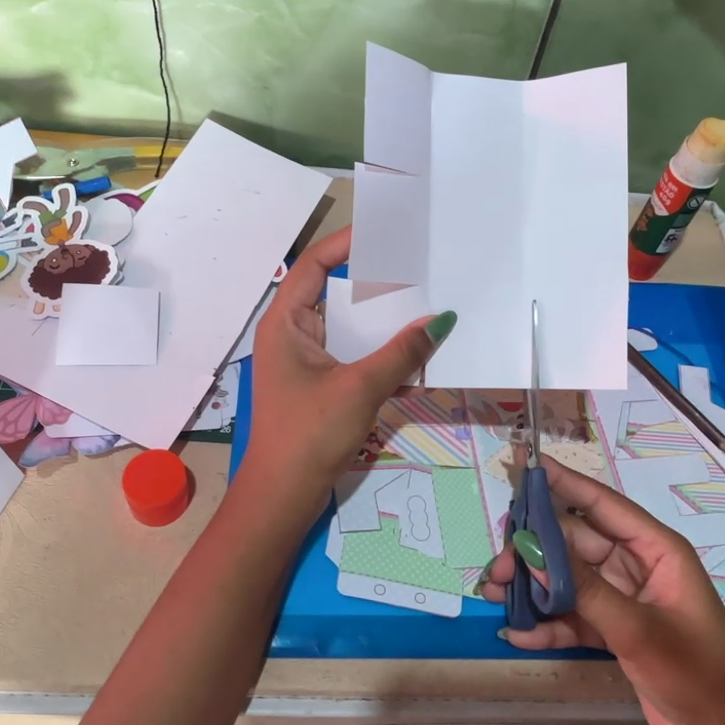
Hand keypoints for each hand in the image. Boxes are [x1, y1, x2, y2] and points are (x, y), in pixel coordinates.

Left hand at [242, 227, 453, 524]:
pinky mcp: (318, 383)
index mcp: (285, 323)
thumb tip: (441, 320)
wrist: (284, 494)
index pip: (314, 264)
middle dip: (372, 279)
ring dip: (379, 318)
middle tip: (414, 264)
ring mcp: (304, 360)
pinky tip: (411, 350)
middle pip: (332, 291)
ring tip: (421, 300)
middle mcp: (291, 334)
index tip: (385, 229)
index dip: (347, 242)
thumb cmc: (310, 434)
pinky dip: (378, 348)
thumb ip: (401, 353)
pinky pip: (352, 352)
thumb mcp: (360, 388)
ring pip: (346, 325)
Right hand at [482, 456, 724, 724]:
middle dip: (534, 552)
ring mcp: (622, 598)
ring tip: (493, 596)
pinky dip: (546, 623)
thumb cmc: (696, 673)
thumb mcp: (638, 629)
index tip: (525, 469)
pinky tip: (519, 634)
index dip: (564, 484)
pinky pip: (571, 615)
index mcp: (656, 550)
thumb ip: (584, 590)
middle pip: (574, 544)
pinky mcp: (612, 629)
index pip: (602, 505)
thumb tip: (533, 552)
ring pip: (567, 580)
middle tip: (498, 566)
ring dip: (532, 588)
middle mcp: (636, 566)